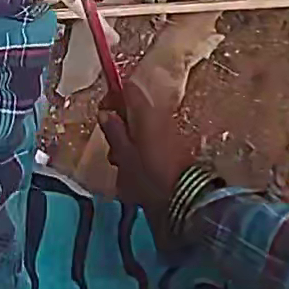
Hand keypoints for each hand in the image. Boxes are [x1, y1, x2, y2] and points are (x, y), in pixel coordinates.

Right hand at [98, 82, 197, 224]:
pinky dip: (140, 147)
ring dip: (128, 137)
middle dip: (119, 122)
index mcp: (147, 113)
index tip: (102, 112)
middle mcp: (161, 116)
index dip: (113, 95)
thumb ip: (114, 131)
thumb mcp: (125, 155)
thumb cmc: (150, 176)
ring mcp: (170, 130)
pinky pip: (151, 137)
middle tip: (110, 144)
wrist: (185, 199)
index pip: (129, 88)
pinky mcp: (175, 145)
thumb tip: (105, 112)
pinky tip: (134, 167)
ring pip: (142, 124)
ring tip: (120, 161)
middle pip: (135, 108)